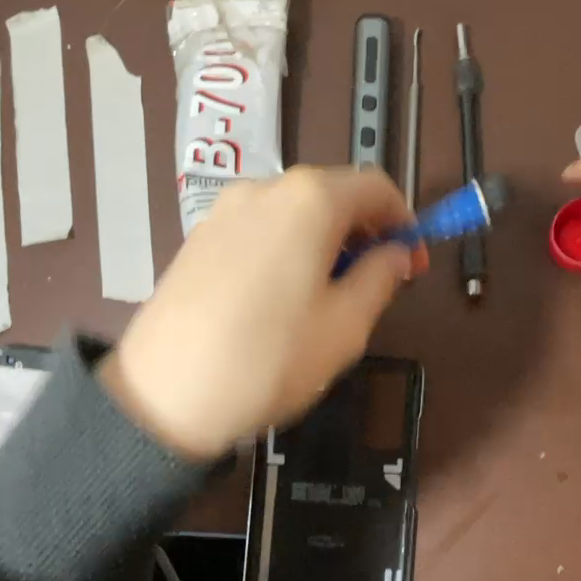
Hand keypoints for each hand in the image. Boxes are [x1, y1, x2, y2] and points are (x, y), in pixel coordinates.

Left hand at [99, 167, 420, 460]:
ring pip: (293, 214)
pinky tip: (283, 301)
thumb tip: (395, 254)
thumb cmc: (271, 359)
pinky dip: (286, 251)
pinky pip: (259, 232)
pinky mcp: (197, 240)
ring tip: (329, 298)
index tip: (414, 262)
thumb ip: (380, 278)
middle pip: (331, 194)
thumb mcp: (345, 326)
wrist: (166, 393)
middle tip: (377, 283)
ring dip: (324, 243)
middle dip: (363, 232)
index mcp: (310, 200)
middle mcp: (264, 189)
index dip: (404, 221)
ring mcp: (223, 212)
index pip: (375, 186)